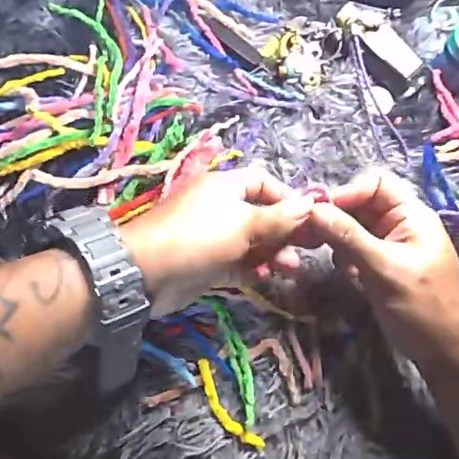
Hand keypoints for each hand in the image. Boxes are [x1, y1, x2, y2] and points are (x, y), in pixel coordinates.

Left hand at [119, 168, 315, 314]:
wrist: (147, 273)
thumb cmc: (199, 238)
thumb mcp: (243, 224)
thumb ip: (279, 217)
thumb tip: (312, 201)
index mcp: (225, 186)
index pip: (263, 182)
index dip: (288, 197)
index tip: (310, 218)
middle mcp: (220, 208)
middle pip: (262, 214)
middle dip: (284, 232)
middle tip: (304, 250)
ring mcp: (213, 236)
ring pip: (253, 242)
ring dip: (273, 253)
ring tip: (288, 268)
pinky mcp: (209, 263)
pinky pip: (240, 261)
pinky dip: (254, 268)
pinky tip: (265, 277)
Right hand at [297, 169, 458, 362]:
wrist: (447, 354)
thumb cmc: (423, 307)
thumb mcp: (384, 269)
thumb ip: (348, 236)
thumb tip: (313, 208)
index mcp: (411, 215)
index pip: (374, 183)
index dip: (346, 192)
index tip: (318, 213)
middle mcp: (400, 224)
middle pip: (360, 203)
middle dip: (336, 217)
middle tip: (310, 236)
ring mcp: (389, 246)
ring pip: (352, 227)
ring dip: (337, 238)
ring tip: (329, 258)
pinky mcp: (380, 267)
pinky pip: (354, 249)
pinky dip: (344, 257)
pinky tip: (345, 274)